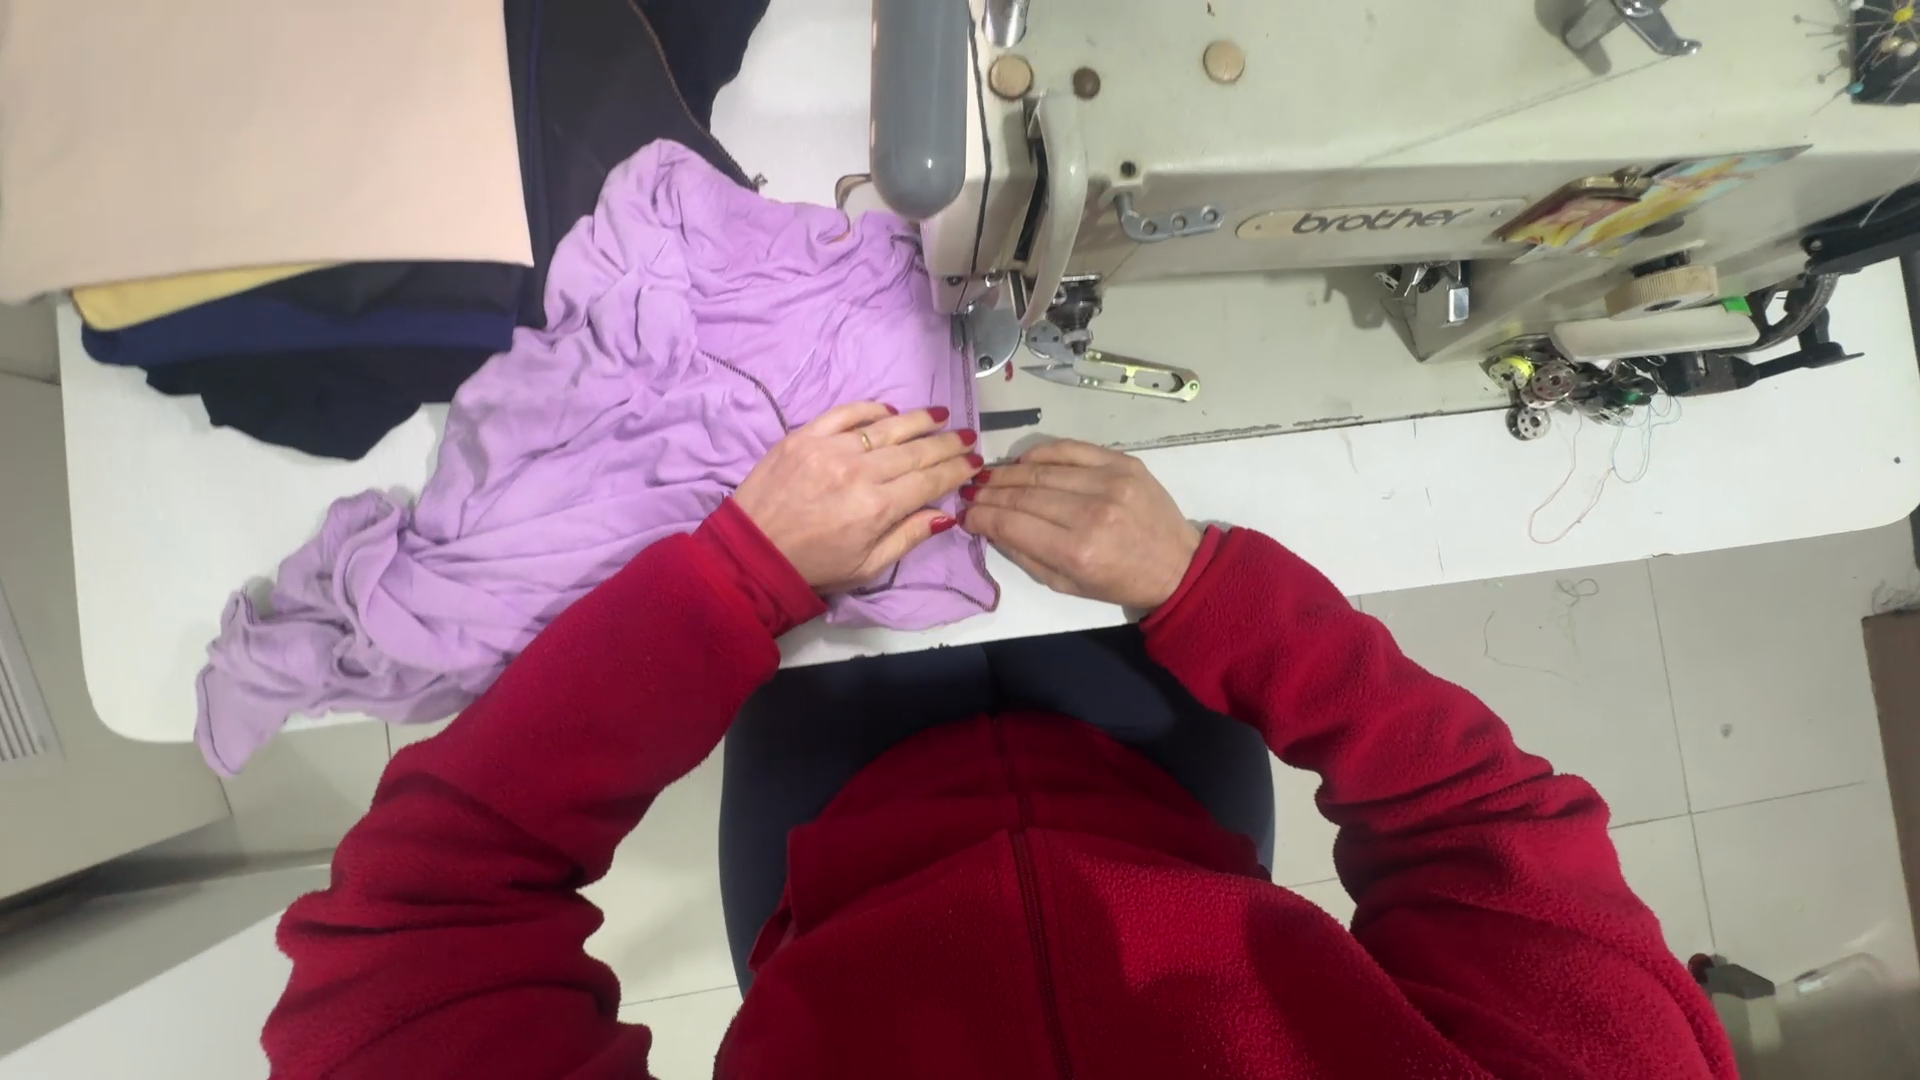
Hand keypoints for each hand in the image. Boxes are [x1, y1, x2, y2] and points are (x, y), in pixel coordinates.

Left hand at [734, 402, 981, 592]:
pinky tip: (890, 411)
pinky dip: (872, 409)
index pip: (930, 480)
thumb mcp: (867, 567)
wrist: (751, 552)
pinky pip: (847, 413)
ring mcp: (831, 449)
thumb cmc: (813, 565)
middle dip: (947, 443)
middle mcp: (860, 472)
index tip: (974, 462)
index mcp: (877, 508)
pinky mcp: (805, 435)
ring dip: (919, 420)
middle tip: (967, 436)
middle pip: (916, 451)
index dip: (956, 470)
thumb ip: (908, 537)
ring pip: (888, 427)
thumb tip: (945, 514)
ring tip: (940, 416)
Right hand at [961, 440, 1200, 609]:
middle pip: (1023, 494)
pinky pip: (1071, 449)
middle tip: (969, 492)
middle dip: (989, 493)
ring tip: (989, 476)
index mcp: (1076, 552)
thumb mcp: (1065, 585)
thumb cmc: (1117, 582)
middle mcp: (1091, 513)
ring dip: (1008, 472)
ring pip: (1042, 470)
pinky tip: (1022, 461)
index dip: (981, 516)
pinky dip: (1041, 452)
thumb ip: (1024, 554)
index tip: (965, 513)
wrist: (1175, 564)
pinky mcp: (1124, 463)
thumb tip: (988, 526)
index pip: (1011, 523)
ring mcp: (1110, 483)